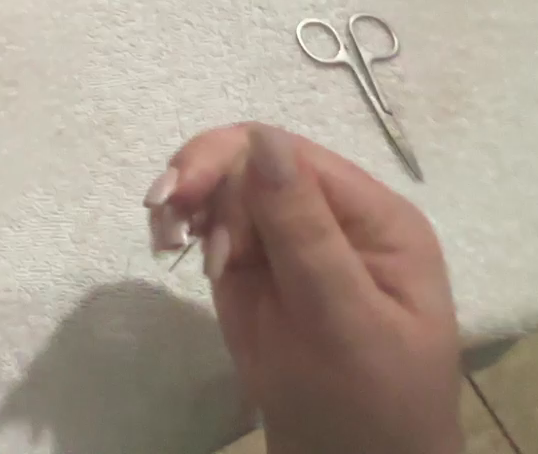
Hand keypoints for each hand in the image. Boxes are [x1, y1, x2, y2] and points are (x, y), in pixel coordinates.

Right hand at [147, 124, 461, 453]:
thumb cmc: (363, 398)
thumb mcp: (340, 315)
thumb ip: (302, 227)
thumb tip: (263, 138)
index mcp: (372, 216)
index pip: (288, 155)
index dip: (226, 161)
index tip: (180, 198)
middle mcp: (328, 211)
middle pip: (245, 159)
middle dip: (200, 184)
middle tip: (164, 220)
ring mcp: (285, 230)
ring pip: (218, 182)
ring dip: (183, 202)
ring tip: (165, 239)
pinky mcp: (247, 251)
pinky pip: (205, 213)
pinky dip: (178, 221)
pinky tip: (168, 243)